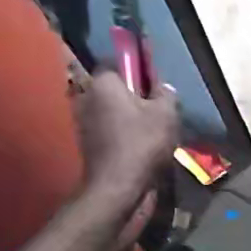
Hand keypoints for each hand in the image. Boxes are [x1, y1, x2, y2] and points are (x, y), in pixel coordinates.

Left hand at [73, 69, 178, 217]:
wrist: (118, 186)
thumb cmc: (142, 142)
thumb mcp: (167, 114)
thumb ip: (166, 94)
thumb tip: (162, 88)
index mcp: (103, 83)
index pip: (115, 63)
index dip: (135, 70)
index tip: (153, 83)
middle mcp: (87, 98)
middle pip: (113, 89)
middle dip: (133, 95)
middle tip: (157, 107)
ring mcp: (84, 122)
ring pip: (111, 111)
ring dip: (128, 117)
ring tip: (153, 130)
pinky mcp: (88, 144)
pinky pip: (109, 130)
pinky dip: (123, 134)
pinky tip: (142, 146)